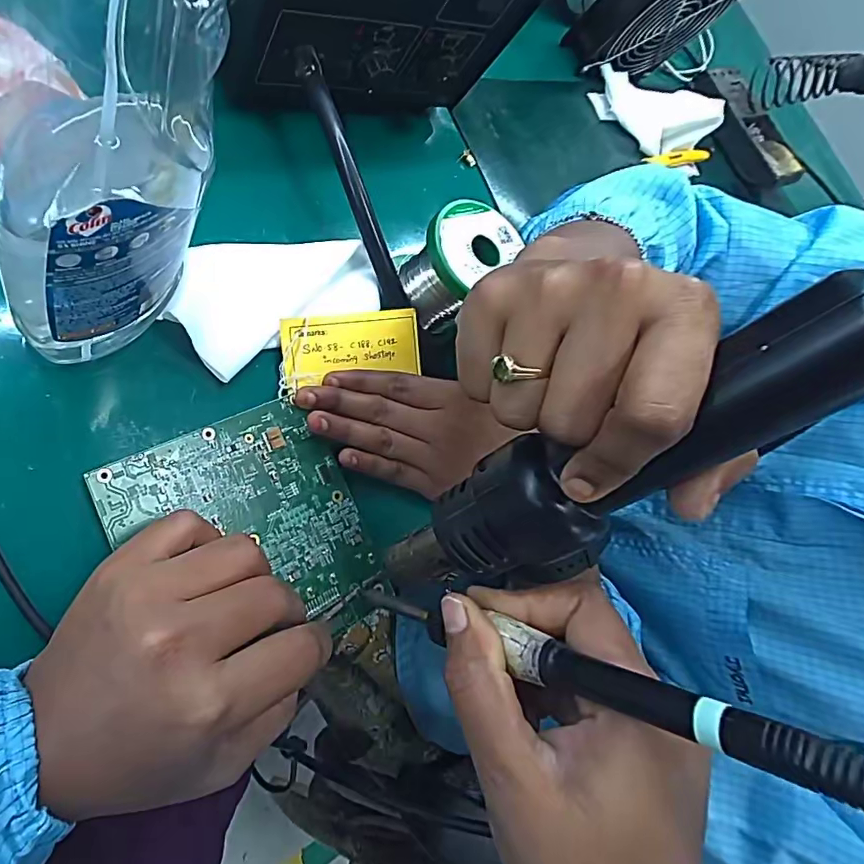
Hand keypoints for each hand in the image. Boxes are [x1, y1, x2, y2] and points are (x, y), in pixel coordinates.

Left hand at [25, 511, 331, 819]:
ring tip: (233, 597)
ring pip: (242, 550)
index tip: (307, 644)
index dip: (315, 645)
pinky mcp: (120, 565)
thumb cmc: (134, 764)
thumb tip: (302, 656)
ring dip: (253, 575)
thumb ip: (276, 714)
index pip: (299, 648)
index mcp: (208, 701)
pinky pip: (188, 523)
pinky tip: (199, 571)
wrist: (43, 740)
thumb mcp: (218, 769)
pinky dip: (207, 541)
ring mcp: (147, 592)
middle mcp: (181, 639)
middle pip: (275, 593)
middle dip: (288, 611)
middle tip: (269, 626)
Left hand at [295, 371, 520, 498]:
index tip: (331, 376)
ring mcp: (436, 457)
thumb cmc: (538, 433)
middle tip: (304, 396)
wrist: (560, 479)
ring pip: (382, 439)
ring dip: (345, 430)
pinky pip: (397, 474)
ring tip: (314, 421)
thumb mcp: (507, 399)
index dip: (361, 380)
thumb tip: (432, 387)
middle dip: (339, 401)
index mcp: (456, 397)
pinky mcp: (439, 487)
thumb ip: (467, 393)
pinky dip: (370, 466)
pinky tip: (345, 459)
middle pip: (380, 410)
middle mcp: (439, 425)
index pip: (397, 385)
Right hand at [442, 573, 710, 863]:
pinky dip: (550, 691)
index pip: (582, 607)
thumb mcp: (510, 774)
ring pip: (583, 658)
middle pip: (583, 629)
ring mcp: (659, 726)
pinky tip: (522, 719)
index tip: (469, 620)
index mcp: (641, 704)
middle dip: (520, 635)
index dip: (521, 603)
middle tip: (474, 657)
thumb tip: (456, 607)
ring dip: (531, 664)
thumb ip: (478, 686)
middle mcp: (660, 703)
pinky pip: (591, 690)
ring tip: (495, 694)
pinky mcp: (649, 746)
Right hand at [457, 219, 754, 512]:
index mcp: (684, 308)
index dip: (618, 464)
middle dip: (568, 430)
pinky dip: (487, 390)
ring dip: (525, 411)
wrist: (581, 260)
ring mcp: (547, 284)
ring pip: (516, 406)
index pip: (649, 416)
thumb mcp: (692, 385)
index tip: (594, 479)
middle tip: (576, 404)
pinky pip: (474, 384)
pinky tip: (512, 362)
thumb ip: (708, 455)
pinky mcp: (491, 293)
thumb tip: (687, 504)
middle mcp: (615, 284)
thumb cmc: (636, 332)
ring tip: (544, 382)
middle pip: (570, 419)